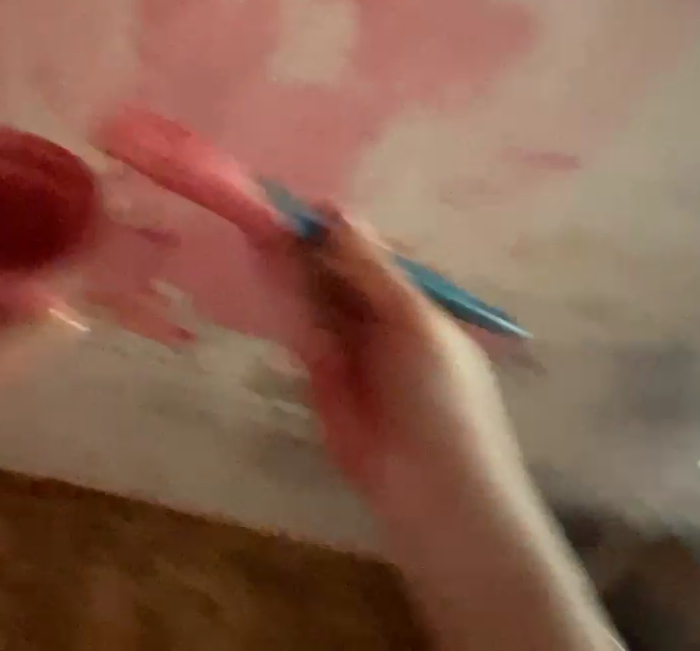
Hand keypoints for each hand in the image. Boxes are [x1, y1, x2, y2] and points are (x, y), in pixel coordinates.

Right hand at [277, 214, 519, 516]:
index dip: (338, 229)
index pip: (371, 252)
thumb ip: (372, 269)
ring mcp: (349, 344)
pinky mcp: (320, 372)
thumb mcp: (415, 322)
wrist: (431, 493)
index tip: (302, 205)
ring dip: (290, 266)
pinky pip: (301, 327)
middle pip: (336, 269)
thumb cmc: (440, 399)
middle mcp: (379, 316)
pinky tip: (265, 273)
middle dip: (306, 244)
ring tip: (259, 234)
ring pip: (314, 294)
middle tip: (268, 214)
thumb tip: (337, 213)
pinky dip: (283, 301)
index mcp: (415, 300)